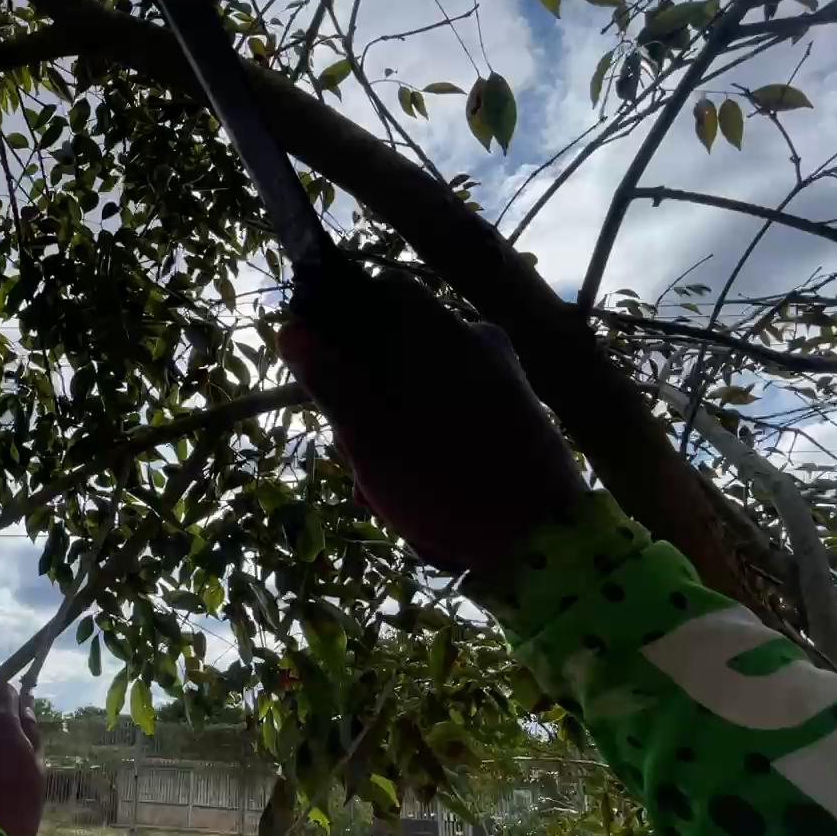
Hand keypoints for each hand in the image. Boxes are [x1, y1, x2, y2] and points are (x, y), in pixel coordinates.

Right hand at [278, 264, 587, 574]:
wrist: (544, 544)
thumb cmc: (443, 483)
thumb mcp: (369, 436)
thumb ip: (330, 380)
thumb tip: (292, 333)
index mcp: (441, 333)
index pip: (383, 290)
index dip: (342, 321)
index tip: (322, 370)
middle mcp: (476, 342)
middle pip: (395, 348)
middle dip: (363, 399)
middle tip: (352, 455)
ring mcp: (500, 378)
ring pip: (419, 388)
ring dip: (388, 434)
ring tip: (380, 491)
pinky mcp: (513, 415)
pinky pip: (450, 413)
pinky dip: (424, 444)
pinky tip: (412, 494)